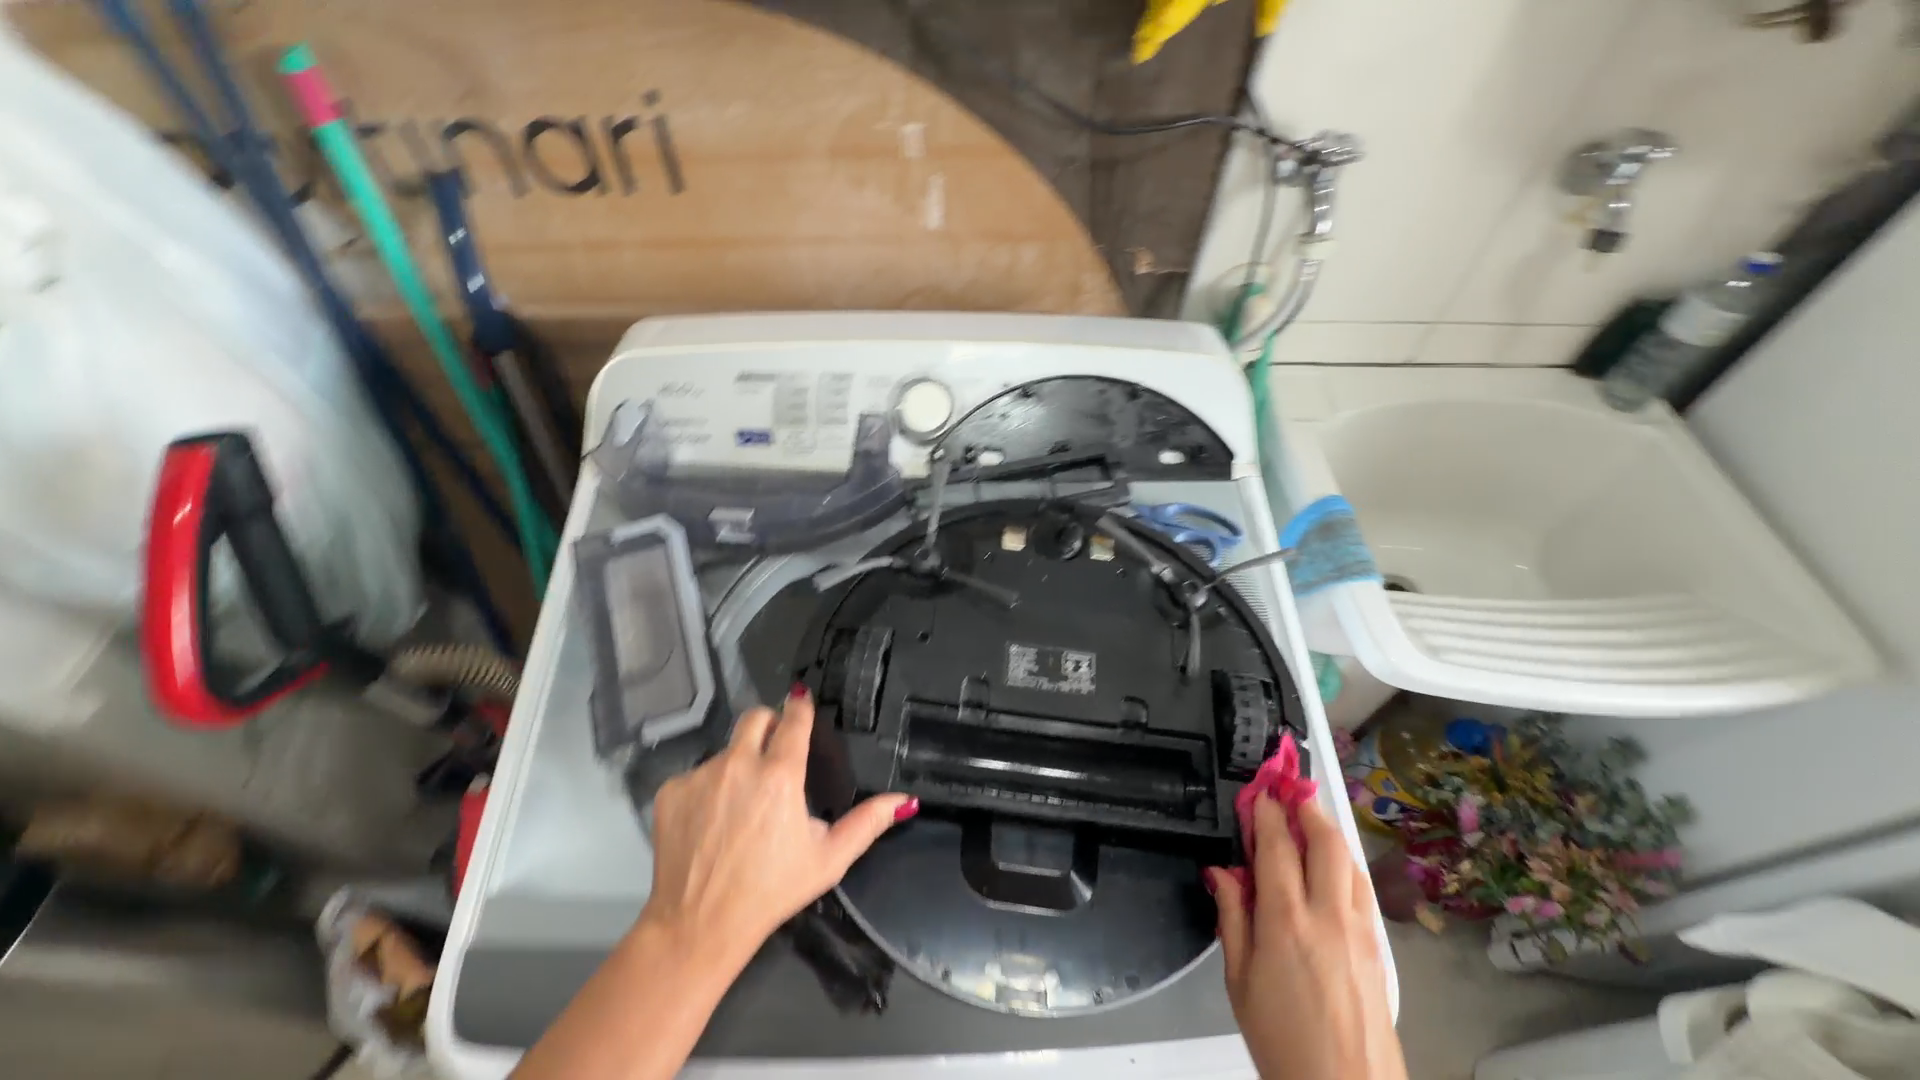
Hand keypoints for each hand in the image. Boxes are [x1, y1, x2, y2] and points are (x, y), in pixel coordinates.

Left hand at [640, 687, 915, 971]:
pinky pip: (695, 776)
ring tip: (742, 807)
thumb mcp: (829, 859)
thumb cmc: (773, 890)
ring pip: (725, 750)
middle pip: (755, 717)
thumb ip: (868, 822)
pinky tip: (712, 822)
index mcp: (780, 775)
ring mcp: (700, 776)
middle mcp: (738, 764)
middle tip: (775, 753)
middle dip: (768, 725)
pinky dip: (707, 790)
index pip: (793, 719)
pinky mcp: (670, 791)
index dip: (800, 708)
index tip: (802, 703)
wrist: (700, 924)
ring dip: (738, 765)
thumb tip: (905, 800)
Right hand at [1207, 795, 1406, 1079]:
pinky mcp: (1379, 948)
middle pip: (1325, 841)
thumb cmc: (1282, 1041)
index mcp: (1286, 921)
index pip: (1276, 846)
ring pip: (1349, 861)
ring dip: (1329, 831)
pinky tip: (1332, 867)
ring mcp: (1361, 930)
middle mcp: (1329, 915)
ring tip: (1309, 819)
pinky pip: (1362, 888)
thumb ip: (1232, 918)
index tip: (1258, 792)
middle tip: (1289, 790)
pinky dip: (1345, 863)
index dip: (1266, 812)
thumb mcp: (1239, 980)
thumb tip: (1223, 875)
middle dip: (1307, 807)